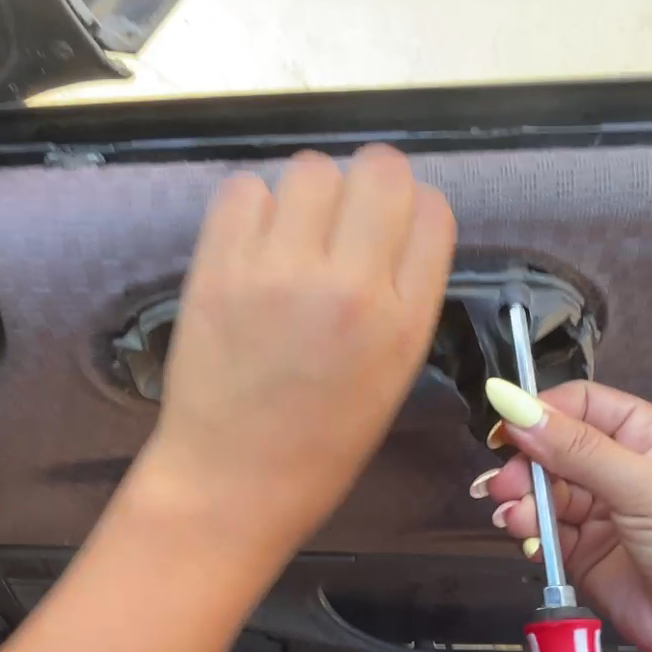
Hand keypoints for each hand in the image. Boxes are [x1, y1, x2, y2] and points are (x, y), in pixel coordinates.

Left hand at [140, 145, 456, 554]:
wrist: (233, 483)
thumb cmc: (319, 447)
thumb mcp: (391, 379)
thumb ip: (401, 300)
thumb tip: (385, 232)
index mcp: (405, 322)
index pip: (432, 210)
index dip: (411, 212)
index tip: (388, 232)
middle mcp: (352, 285)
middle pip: (380, 168)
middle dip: (366, 185)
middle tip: (340, 223)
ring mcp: (281, 272)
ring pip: (311, 168)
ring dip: (307, 195)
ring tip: (291, 238)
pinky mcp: (219, 268)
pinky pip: (245, 189)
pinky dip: (252, 208)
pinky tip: (251, 248)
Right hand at [478, 379, 651, 651]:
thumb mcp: (646, 488)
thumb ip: (577, 449)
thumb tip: (515, 406)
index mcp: (651, 437)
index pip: (583, 405)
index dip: (541, 412)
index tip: (505, 430)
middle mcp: (624, 468)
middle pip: (554, 448)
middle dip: (525, 464)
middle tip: (501, 485)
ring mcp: (603, 511)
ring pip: (544, 490)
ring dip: (522, 499)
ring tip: (514, 517)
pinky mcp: (584, 551)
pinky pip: (544, 529)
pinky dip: (528, 529)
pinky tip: (523, 535)